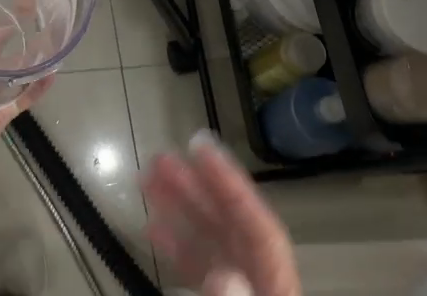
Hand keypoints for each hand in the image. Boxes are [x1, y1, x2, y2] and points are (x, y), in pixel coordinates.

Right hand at [141, 132, 301, 295]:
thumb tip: (224, 273)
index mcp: (278, 285)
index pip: (257, 224)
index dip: (229, 181)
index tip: (199, 145)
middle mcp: (260, 278)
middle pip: (231, 223)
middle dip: (195, 186)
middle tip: (160, 156)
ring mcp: (240, 287)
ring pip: (211, 238)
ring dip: (179, 205)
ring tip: (147, 176)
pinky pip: (200, 263)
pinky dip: (177, 241)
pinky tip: (153, 224)